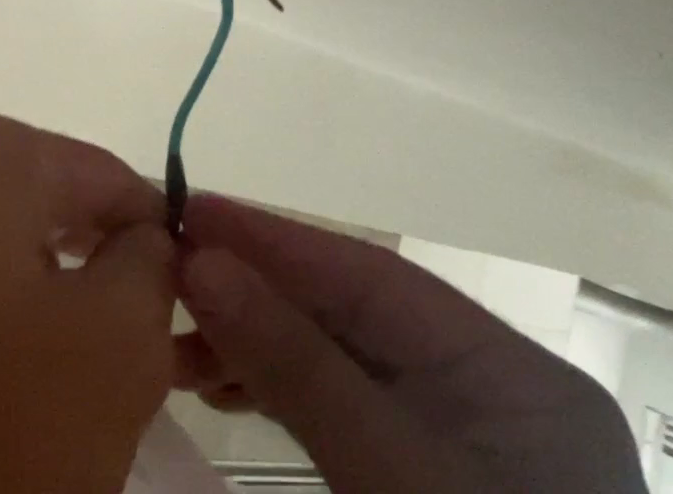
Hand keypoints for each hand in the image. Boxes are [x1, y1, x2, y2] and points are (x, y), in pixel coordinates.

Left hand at [0, 106, 175, 493]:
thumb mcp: (115, 345)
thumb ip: (151, 269)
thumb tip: (143, 240)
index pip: (107, 179)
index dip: (154, 242)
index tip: (175, 310)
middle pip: (43, 208)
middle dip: (88, 270)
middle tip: (118, 352)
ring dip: (30, 299)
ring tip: (51, 375)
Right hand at [174, 194, 645, 493]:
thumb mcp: (387, 475)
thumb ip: (296, 364)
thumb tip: (201, 261)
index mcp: (510, 375)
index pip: (372, 274)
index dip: (275, 235)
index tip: (187, 207)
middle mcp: (488, 392)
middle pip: (352, 313)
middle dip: (254, 288)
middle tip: (162, 273)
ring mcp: (456, 440)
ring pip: (337, 360)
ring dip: (252, 341)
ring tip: (173, 342)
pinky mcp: (421, 478)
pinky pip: (335, 408)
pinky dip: (272, 390)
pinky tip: (218, 387)